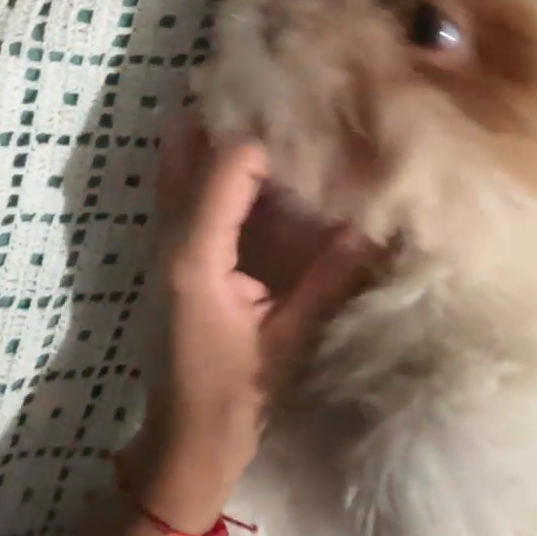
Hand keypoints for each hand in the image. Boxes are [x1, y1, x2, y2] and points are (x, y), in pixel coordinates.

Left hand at [132, 112, 378, 533]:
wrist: (184, 443)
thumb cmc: (234, 398)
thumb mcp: (288, 339)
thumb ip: (327, 280)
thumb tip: (372, 228)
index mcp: (197, 255)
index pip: (227, 170)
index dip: (264, 138)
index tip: (306, 115)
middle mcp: (171, 239)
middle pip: (185, 154)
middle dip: (221, 118)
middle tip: (267, 92)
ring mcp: (164, 248)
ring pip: (177, 172)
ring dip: (208, 138)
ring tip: (257, 112)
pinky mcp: (171, 260)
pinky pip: (182, 197)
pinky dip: (206, 171)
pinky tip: (246, 168)